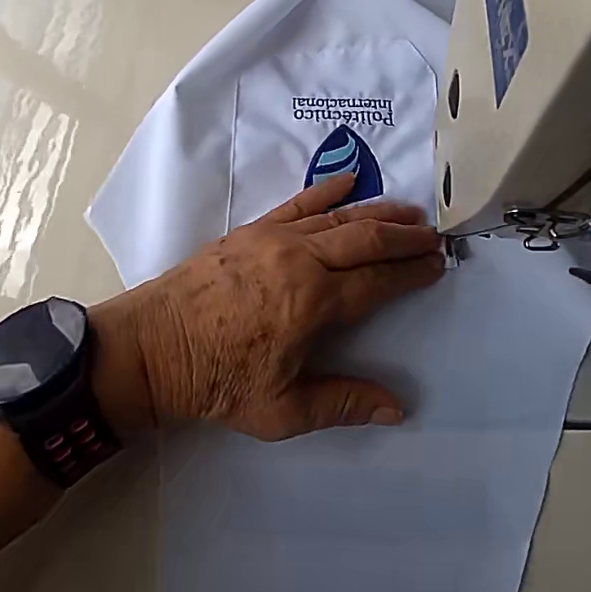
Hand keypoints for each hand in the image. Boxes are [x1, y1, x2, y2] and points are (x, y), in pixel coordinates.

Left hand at [90, 171, 444, 442]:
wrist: (153, 346)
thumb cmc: (216, 382)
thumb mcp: (282, 411)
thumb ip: (343, 405)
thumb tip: (398, 408)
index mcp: (313, 304)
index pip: (377, 281)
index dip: (411, 273)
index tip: (437, 266)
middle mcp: (299, 261)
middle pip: (365, 239)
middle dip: (404, 236)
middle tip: (433, 236)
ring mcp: (272, 239)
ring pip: (337, 217)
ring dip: (377, 212)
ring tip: (408, 212)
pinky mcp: (250, 231)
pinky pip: (296, 203)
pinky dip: (326, 191)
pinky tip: (349, 181)